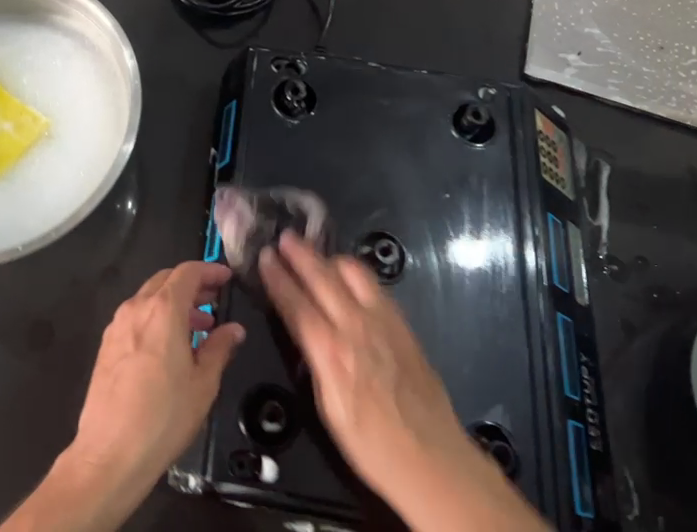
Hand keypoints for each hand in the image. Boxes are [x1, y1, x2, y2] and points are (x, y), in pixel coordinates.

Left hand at [69, 260, 245, 487]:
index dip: (209, 270)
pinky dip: (156, 319)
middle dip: (191, 285)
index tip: (226, 278)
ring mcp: (116, 327)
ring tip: (197, 328)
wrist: (111, 452)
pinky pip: (135, 319)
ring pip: (148, 299)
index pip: (187, 272)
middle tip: (213, 301)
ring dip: (173, 303)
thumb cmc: (164, 416)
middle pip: (165, 281)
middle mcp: (136, 309)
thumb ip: (219, 348)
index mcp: (163, 310)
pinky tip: (169, 347)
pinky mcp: (106, 346)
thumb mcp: (203, 383)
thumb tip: (234, 329)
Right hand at [260, 232, 547, 531]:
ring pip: (354, 272)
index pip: (296, 303)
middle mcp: (357, 327)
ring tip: (314, 252)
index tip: (265, 259)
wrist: (431, 458)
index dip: (278, 278)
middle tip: (284, 238)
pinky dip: (355, 272)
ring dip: (329, 258)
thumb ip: (313, 363)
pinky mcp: (404, 325)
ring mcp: (385, 322)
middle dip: (300, 254)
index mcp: (332, 352)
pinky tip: (349, 275)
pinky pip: (376, 286)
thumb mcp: (327, 409)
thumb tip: (302, 337)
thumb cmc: (372, 445)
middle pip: (323, 277)